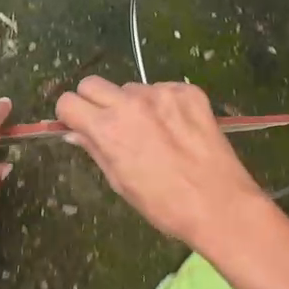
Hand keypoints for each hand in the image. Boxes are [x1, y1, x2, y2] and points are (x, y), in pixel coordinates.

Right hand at [55, 78, 269, 248]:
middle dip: (94, 101)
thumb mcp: (120, 183)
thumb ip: (95, 149)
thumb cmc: (164, 205)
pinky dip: (164, 104)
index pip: (68, 101)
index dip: (71, 114)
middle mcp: (131, 103)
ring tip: (153, 132)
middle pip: (92, 83)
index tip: (80, 124)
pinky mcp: (188, 92)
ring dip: (133, 104)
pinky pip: (163, 89)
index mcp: (108, 128)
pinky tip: (177, 128)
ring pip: (130, 88)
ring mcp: (161, 93)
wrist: (221, 205)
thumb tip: (75, 132)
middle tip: (110, 123)